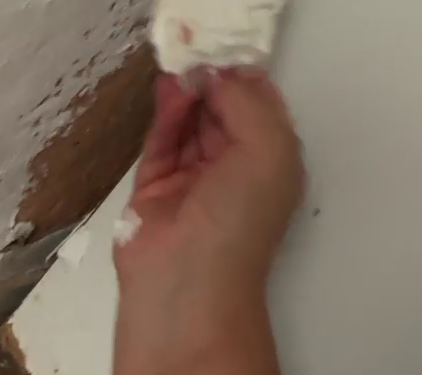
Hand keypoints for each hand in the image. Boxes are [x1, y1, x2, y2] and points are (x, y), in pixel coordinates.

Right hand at [115, 69, 303, 296]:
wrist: (185, 277)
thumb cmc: (240, 218)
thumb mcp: (267, 148)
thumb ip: (246, 104)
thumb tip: (217, 76)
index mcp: (269, 159)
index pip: (258, 107)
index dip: (246, 78)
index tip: (231, 50)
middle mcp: (230, 167)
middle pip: (221, 112)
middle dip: (215, 82)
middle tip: (202, 50)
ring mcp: (189, 179)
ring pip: (189, 125)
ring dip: (188, 95)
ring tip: (183, 64)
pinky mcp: (151, 189)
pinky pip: (161, 144)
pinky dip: (165, 118)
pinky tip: (170, 91)